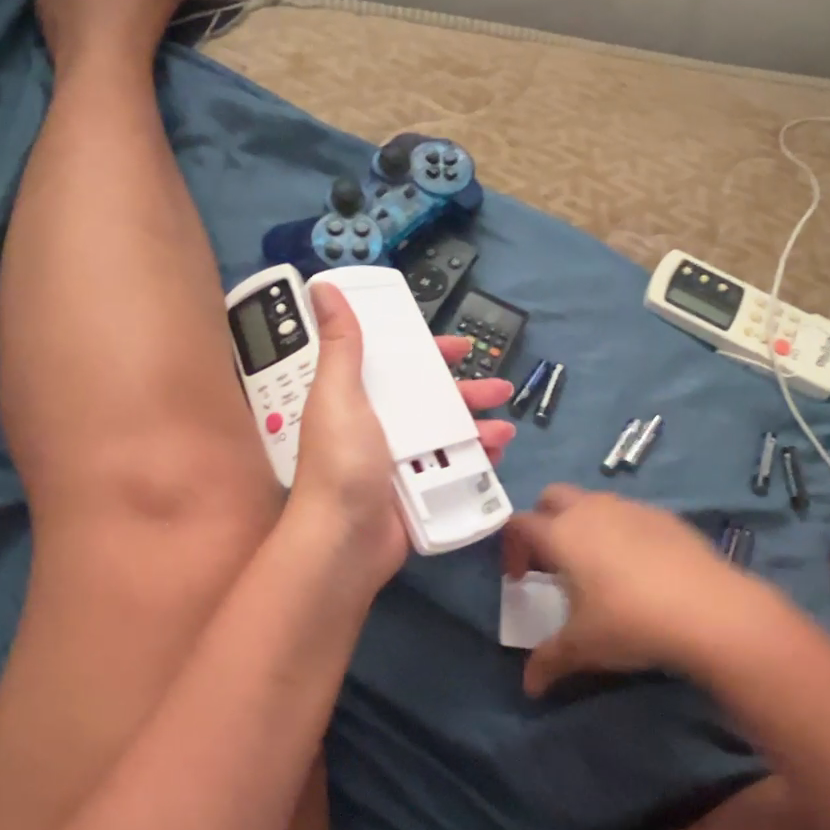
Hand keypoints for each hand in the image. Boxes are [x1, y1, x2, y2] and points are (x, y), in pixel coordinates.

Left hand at [288, 284, 517, 592]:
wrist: (345, 541)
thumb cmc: (341, 463)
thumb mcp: (338, 395)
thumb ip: (340, 345)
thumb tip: (323, 288)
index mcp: (357, 400)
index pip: (397, 367)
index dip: (428, 353)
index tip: (459, 346)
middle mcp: (379, 427)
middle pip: (431, 400)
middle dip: (467, 391)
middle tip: (501, 387)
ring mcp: (400, 462)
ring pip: (447, 434)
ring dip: (479, 427)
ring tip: (506, 429)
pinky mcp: (417, 492)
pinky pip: (453, 468)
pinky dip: (476, 461)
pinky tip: (496, 456)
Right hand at [503, 486, 776, 695]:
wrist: (709, 610)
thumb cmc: (630, 622)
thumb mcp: (582, 648)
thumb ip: (549, 661)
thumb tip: (529, 687)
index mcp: (562, 533)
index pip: (519, 524)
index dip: (511, 549)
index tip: (520, 580)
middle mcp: (592, 510)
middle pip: (552, 498)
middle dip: (543, 523)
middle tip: (551, 564)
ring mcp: (631, 508)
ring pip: (593, 503)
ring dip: (584, 526)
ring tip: (596, 569)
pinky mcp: (665, 517)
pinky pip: (630, 515)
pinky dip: (621, 533)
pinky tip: (638, 571)